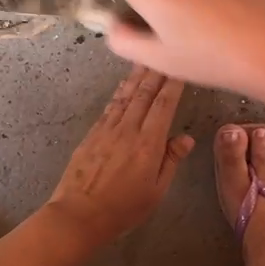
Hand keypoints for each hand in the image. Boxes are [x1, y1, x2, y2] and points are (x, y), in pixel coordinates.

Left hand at [44, 66, 195, 244]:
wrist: (78, 215)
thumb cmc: (123, 209)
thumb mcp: (156, 191)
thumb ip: (170, 161)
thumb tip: (185, 138)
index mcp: (148, 143)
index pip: (164, 105)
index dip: (173, 83)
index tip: (181, 66)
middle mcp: (128, 129)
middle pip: (144, 93)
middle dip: (155, 71)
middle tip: (162, 50)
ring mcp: (106, 130)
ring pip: (125, 96)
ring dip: (136, 76)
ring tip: (144, 60)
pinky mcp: (91, 135)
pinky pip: (110, 107)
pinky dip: (119, 92)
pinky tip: (123, 87)